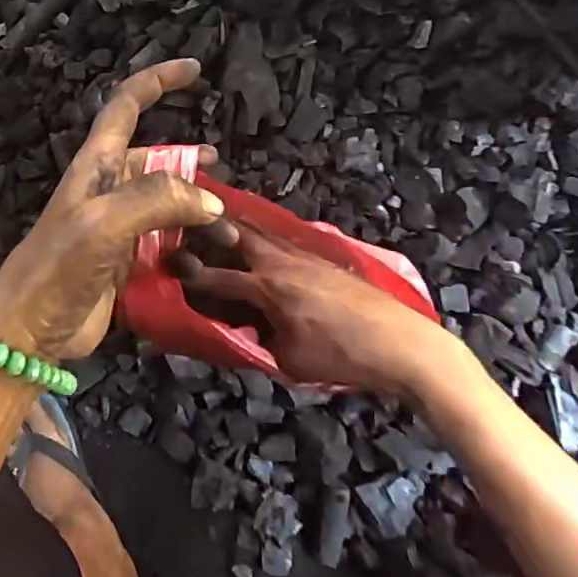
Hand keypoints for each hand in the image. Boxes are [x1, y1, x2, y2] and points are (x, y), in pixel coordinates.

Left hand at [0, 59, 225, 360]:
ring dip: (198, 210)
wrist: (30, 328)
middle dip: (189, 162)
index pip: (125, 107)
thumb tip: (209, 199)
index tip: (194, 69)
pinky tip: (208, 257)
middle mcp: (106, 189)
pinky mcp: (124, 260)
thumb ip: (156, 199)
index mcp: (95, 165)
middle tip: (223, 174)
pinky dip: (190, 244)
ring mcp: (116, 226)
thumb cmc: (58, 266)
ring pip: (166, 203)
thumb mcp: (102, 221)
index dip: (156, 81)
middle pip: (154, 159)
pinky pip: (165, 240)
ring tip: (229, 229)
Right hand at [177, 221, 461, 396]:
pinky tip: (262, 239)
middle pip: (237, 234)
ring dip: (238, 224)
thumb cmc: (344, 356)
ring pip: (262, 231)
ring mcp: (305, 257)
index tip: (170, 268)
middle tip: (189, 217)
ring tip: (219, 216)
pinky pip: (283, 240)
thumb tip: (249, 332)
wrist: (407, 346)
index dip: (190, 275)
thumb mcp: (291, 361)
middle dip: (210, 226)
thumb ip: (261, 342)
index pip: (216, 277)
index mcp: (267, 287)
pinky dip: (264, 235)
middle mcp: (280, 263)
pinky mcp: (324, 260)